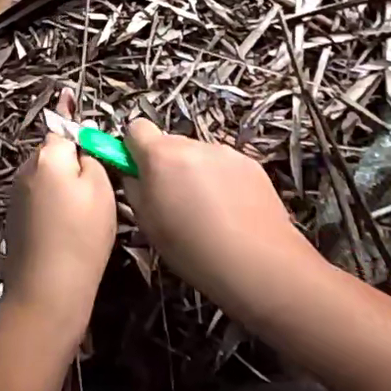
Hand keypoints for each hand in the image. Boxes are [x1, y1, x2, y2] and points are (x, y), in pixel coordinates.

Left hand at [2, 92, 115, 334]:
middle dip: (71, 157)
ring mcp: (16, 196)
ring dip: (62, 181)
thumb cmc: (81, 235)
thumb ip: (91, 160)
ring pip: (45, 177)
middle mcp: (26, 170)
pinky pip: (38, 197)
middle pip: (53, 153)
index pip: (60, 126)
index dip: (69, 113)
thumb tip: (80, 150)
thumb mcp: (100, 190)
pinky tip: (68, 226)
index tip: (67, 94)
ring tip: (87, 209)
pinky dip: (53, 202)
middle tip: (100, 179)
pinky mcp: (14, 219)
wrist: (47, 291)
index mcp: (47, 157)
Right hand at [122, 119, 311, 303]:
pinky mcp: (251, 164)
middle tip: (174, 200)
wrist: (258, 262)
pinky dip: (222, 181)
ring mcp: (225, 152)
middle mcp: (192, 144)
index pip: (136, 127)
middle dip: (167, 164)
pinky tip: (231, 212)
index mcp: (160, 155)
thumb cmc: (191, 247)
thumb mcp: (146, 222)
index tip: (139, 172)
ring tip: (208, 211)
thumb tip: (132, 173)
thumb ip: (134, 187)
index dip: (135, 148)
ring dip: (196, 173)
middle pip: (170, 143)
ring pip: (198, 155)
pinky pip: (225, 166)